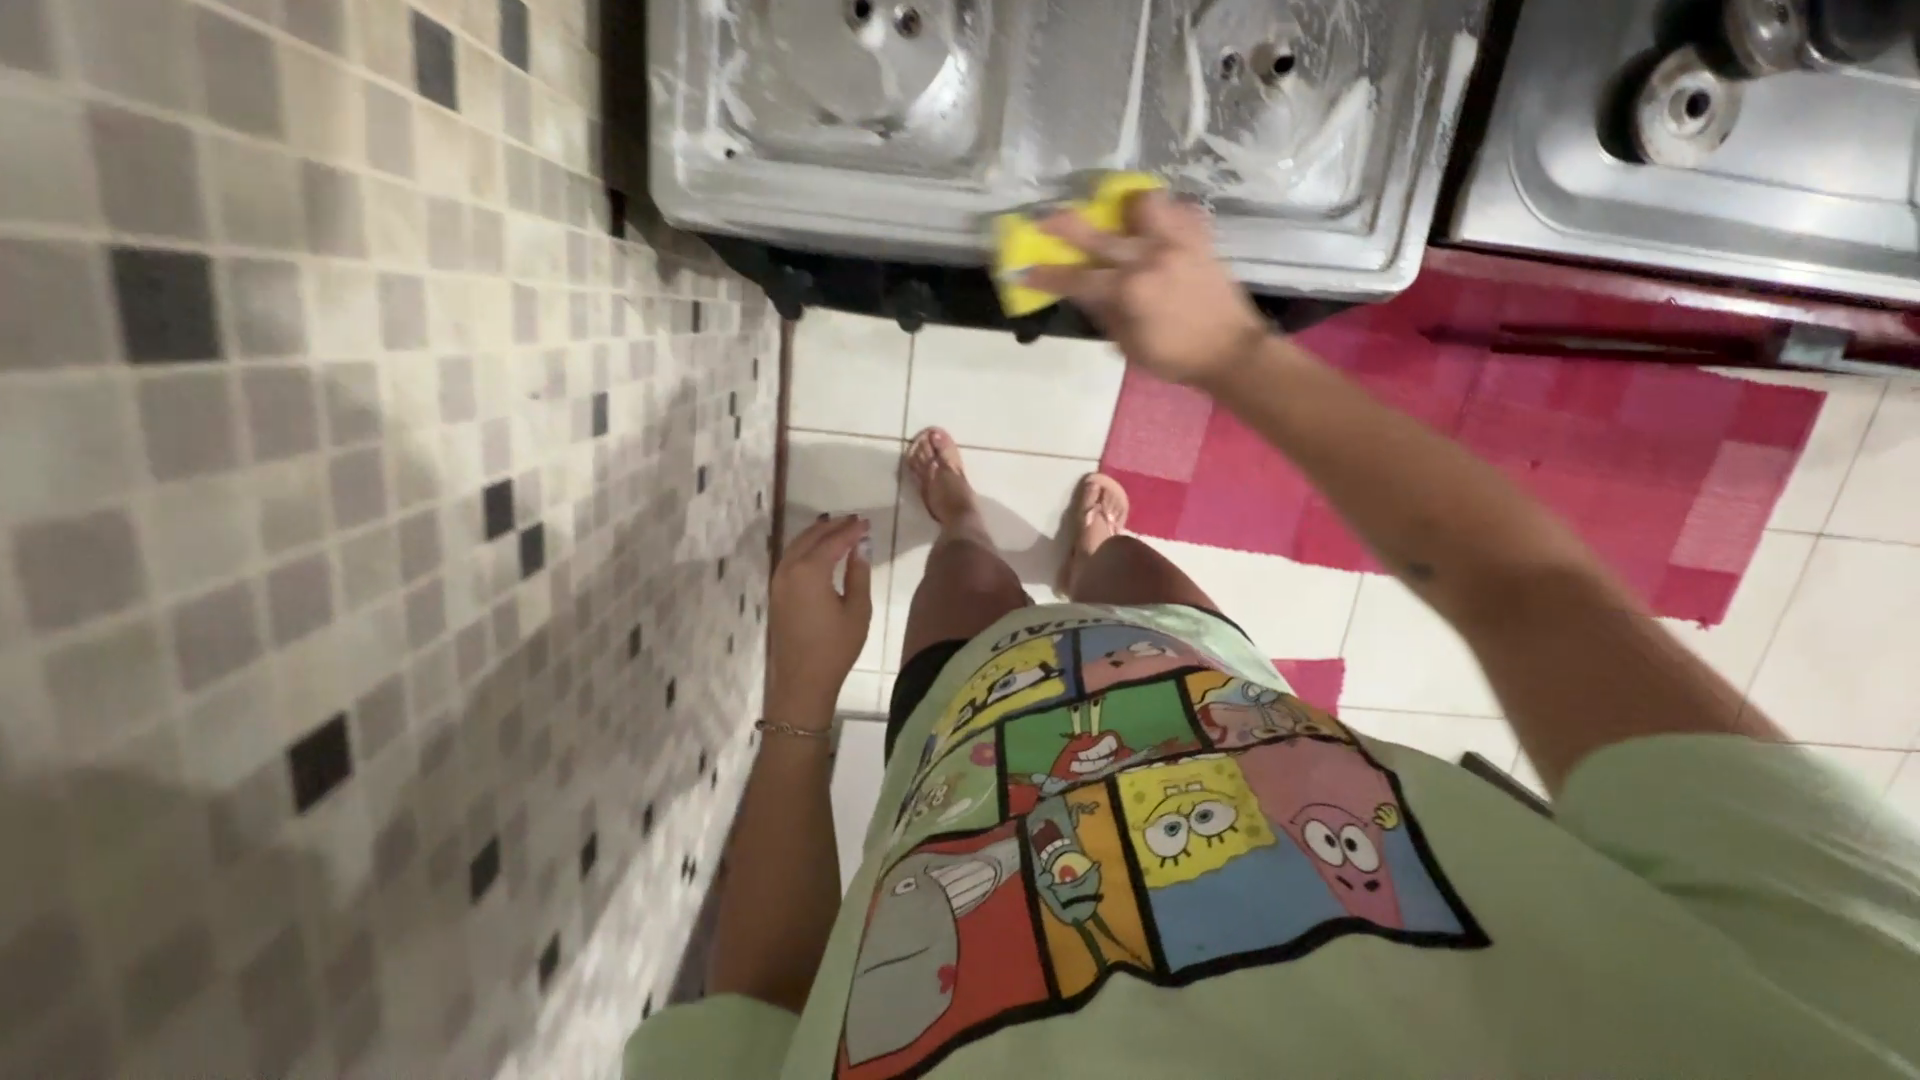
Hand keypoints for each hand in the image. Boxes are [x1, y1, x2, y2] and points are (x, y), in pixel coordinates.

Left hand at [767, 514, 872, 726]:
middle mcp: (789, 569)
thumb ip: (858, 573)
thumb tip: (860, 548)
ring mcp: (778, 581)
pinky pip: (790, 559)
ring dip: (816, 535)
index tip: (867, 522)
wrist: (802, 681)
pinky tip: (819, 552)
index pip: (833, 541)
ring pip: (796, 546)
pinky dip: (805, 549)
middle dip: (832, 527)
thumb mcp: (857, 610)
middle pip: (810, 537)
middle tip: (853, 521)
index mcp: (809, 571)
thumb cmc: (835, 647)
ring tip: (837, 529)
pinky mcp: (776, 593)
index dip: (851, 530)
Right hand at [1027, 191, 1268, 385]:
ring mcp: (1177, 243)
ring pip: (1144, 203)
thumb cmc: (1176, 358)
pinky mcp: (1200, 238)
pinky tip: (1158, 226)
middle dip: (1063, 226)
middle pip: (1097, 233)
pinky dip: (1166, 213)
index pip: (1077, 278)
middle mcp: (1150, 258)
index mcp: (1130, 291)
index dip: (1046, 275)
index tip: (1023, 270)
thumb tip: (1085, 292)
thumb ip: (1105, 313)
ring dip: (1125, 206)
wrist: (1230, 352)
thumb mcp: (1129, 345)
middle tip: (1042, 220)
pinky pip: (1180, 210)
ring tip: (1120, 215)